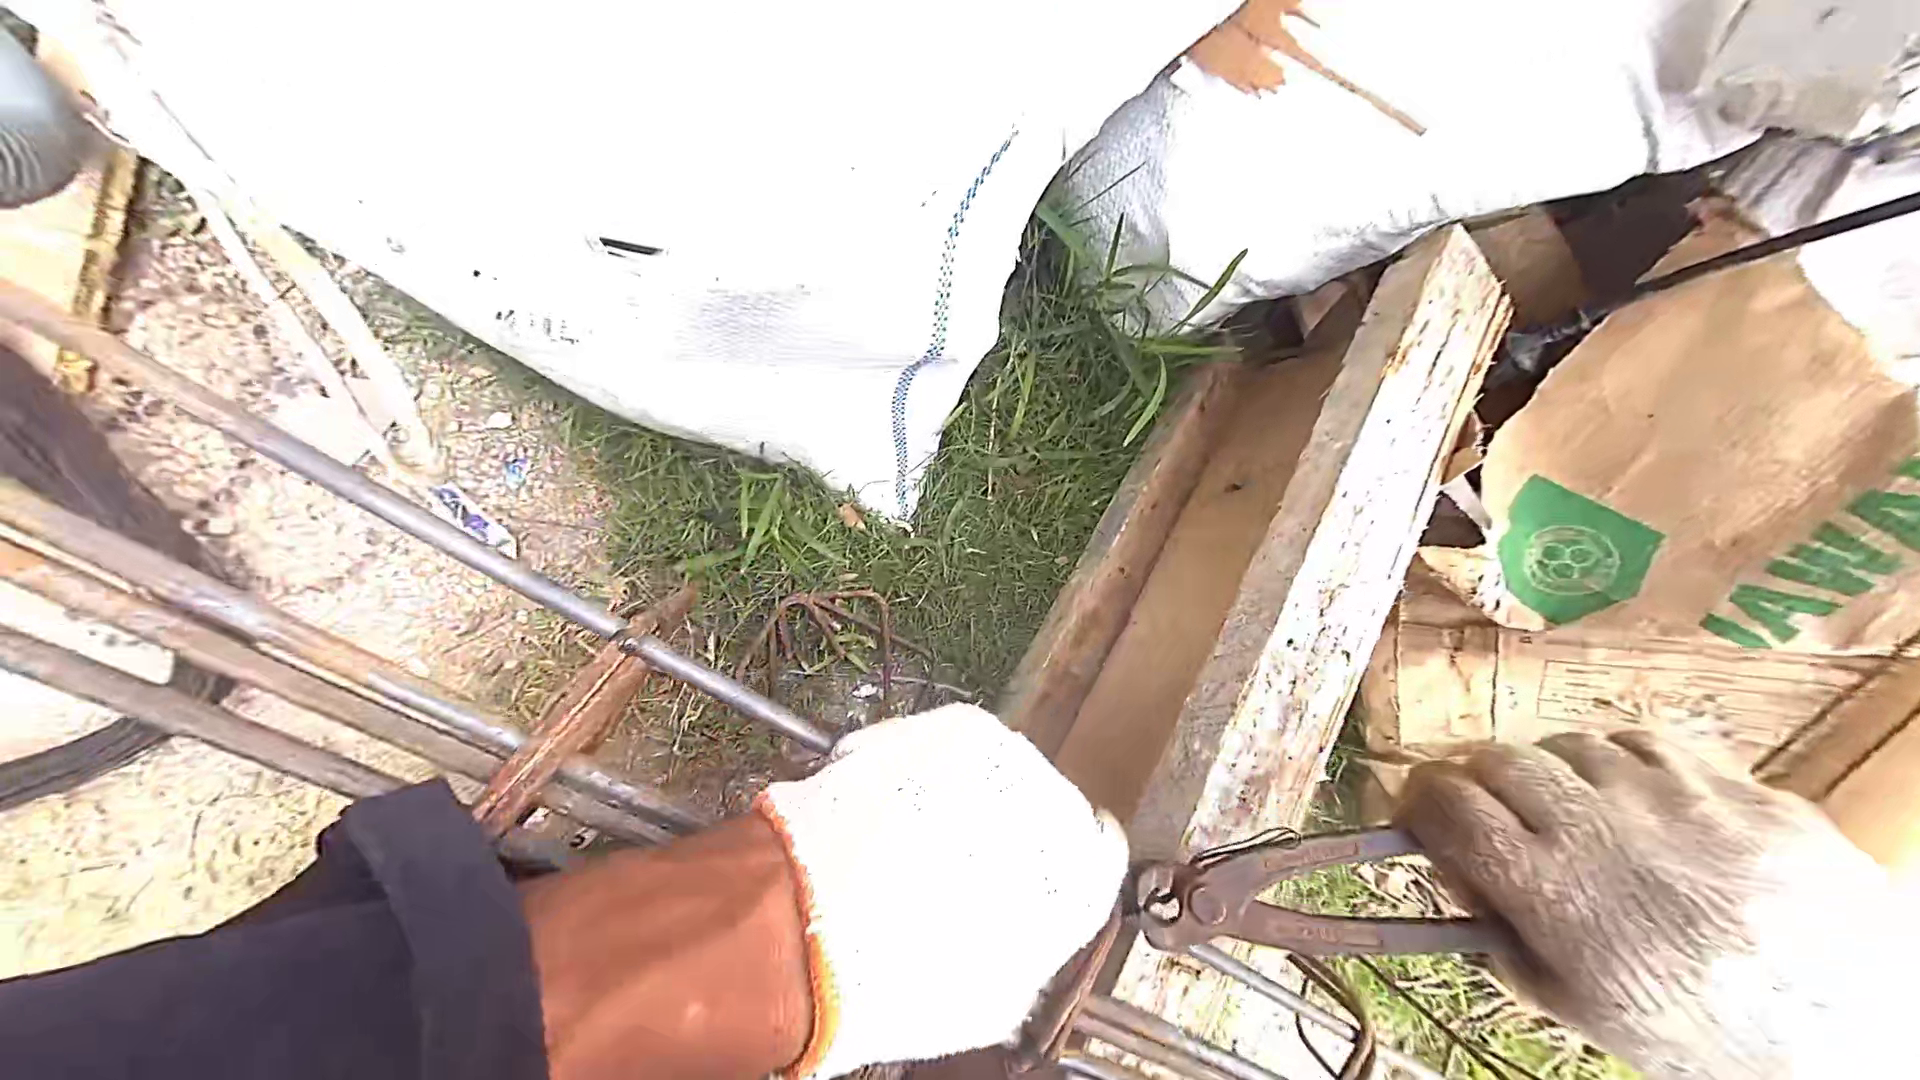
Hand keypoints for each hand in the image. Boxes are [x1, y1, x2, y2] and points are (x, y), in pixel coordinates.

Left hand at [756, 703, 1127, 1077]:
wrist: (818, 918)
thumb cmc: (904, 975)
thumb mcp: (993, 996)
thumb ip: (1035, 944)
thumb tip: (1030, 916)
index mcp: (1082, 878)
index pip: (1099, 845)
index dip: (1060, 853)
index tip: (1033, 857)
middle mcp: (1061, 808)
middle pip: (1046, 800)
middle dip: (1009, 819)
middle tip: (960, 847)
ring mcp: (1011, 758)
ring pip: (1002, 766)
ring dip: (969, 787)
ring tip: (916, 824)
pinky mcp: (961, 724)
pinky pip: (958, 740)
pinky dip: (930, 759)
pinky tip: (896, 796)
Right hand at [1394, 732, 1902, 1078]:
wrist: (1888, 1066)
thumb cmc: (1703, 1039)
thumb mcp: (1573, 1003)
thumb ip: (1490, 926)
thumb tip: (1443, 860)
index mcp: (1562, 899)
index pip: (1448, 803)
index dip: (1419, 796)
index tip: (1420, 810)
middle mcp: (1612, 840)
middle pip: (1497, 760)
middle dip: (1478, 781)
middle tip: (1494, 810)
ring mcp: (1688, 810)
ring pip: (1565, 744)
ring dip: (1548, 771)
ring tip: (1571, 806)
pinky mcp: (1754, 798)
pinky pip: (1645, 745)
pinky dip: (1619, 765)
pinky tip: (1637, 802)